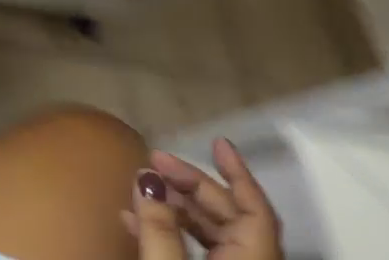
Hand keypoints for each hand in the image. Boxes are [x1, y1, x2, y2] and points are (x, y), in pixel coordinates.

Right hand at [128, 138, 282, 259]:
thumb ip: (160, 226)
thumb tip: (145, 177)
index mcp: (252, 258)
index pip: (254, 209)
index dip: (237, 173)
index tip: (217, 140)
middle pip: (228, 214)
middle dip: (190, 184)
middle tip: (151, 161)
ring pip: (211, 232)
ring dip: (175, 206)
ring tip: (139, 189)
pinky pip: (198, 251)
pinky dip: (170, 231)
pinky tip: (134, 220)